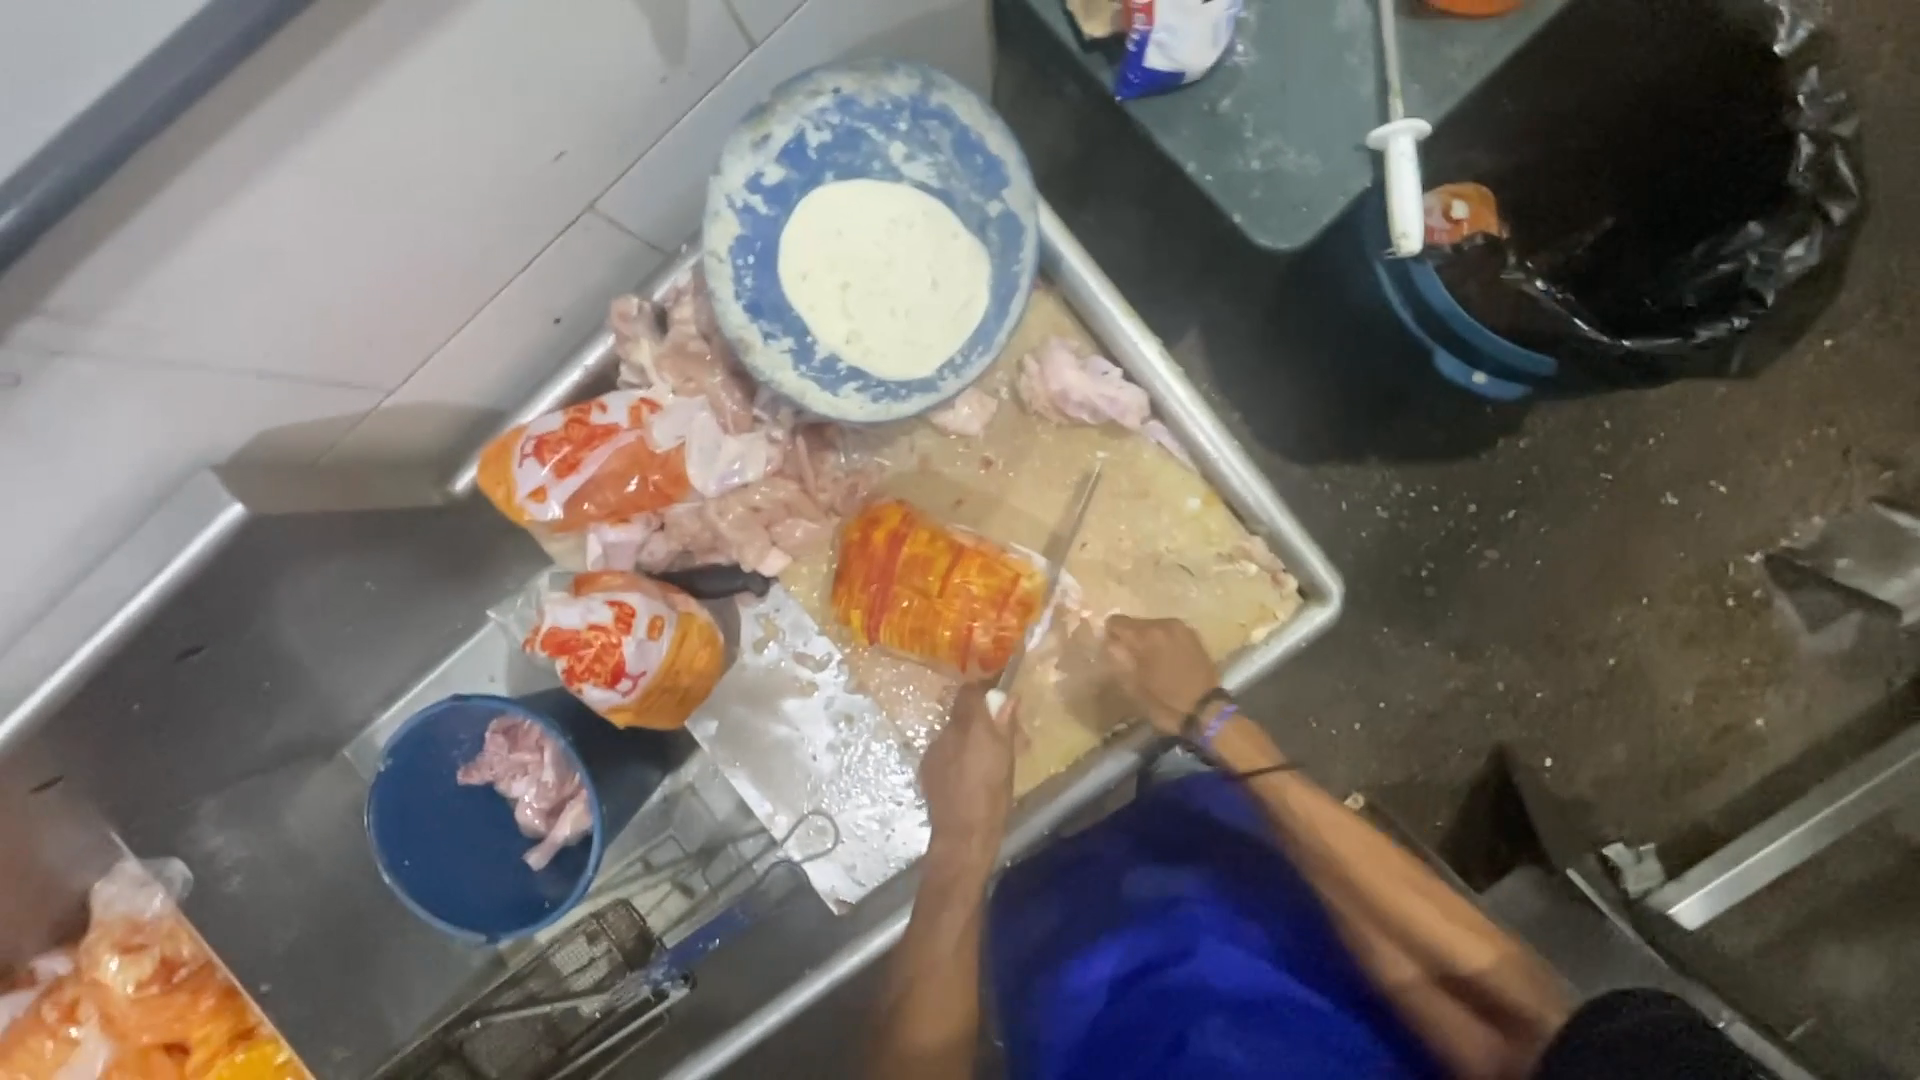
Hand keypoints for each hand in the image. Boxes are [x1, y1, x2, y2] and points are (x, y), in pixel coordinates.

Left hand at [919, 683, 1016, 865]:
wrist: (963, 835)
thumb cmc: (994, 798)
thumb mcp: (1007, 760)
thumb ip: (1005, 725)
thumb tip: (1008, 698)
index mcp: (971, 726)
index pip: (970, 691)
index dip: (982, 691)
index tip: (996, 699)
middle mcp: (948, 732)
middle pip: (960, 711)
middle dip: (976, 717)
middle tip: (995, 733)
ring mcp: (933, 749)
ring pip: (951, 732)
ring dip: (965, 738)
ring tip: (981, 759)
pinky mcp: (926, 767)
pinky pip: (943, 750)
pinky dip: (954, 755)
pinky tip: (965, 774)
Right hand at [1104, 615, 1220, 735]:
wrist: (1207, 711)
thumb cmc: (1166, 703)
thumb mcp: (1133, 687)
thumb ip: (1119, 660)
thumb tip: (1110, 644)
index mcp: (1145, 635)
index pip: (1116, 621)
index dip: (1110, 636)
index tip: (1113, 652)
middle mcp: (1163, 624)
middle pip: (1135, 622)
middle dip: (1130, 638)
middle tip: (1132, 660)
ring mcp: (1181, 628)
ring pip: (1153, 625)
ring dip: (1148, 639)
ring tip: (1152, 661)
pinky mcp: (1193, 635)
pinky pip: (1169, 631)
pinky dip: (1163, 641)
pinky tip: (1168, 659)